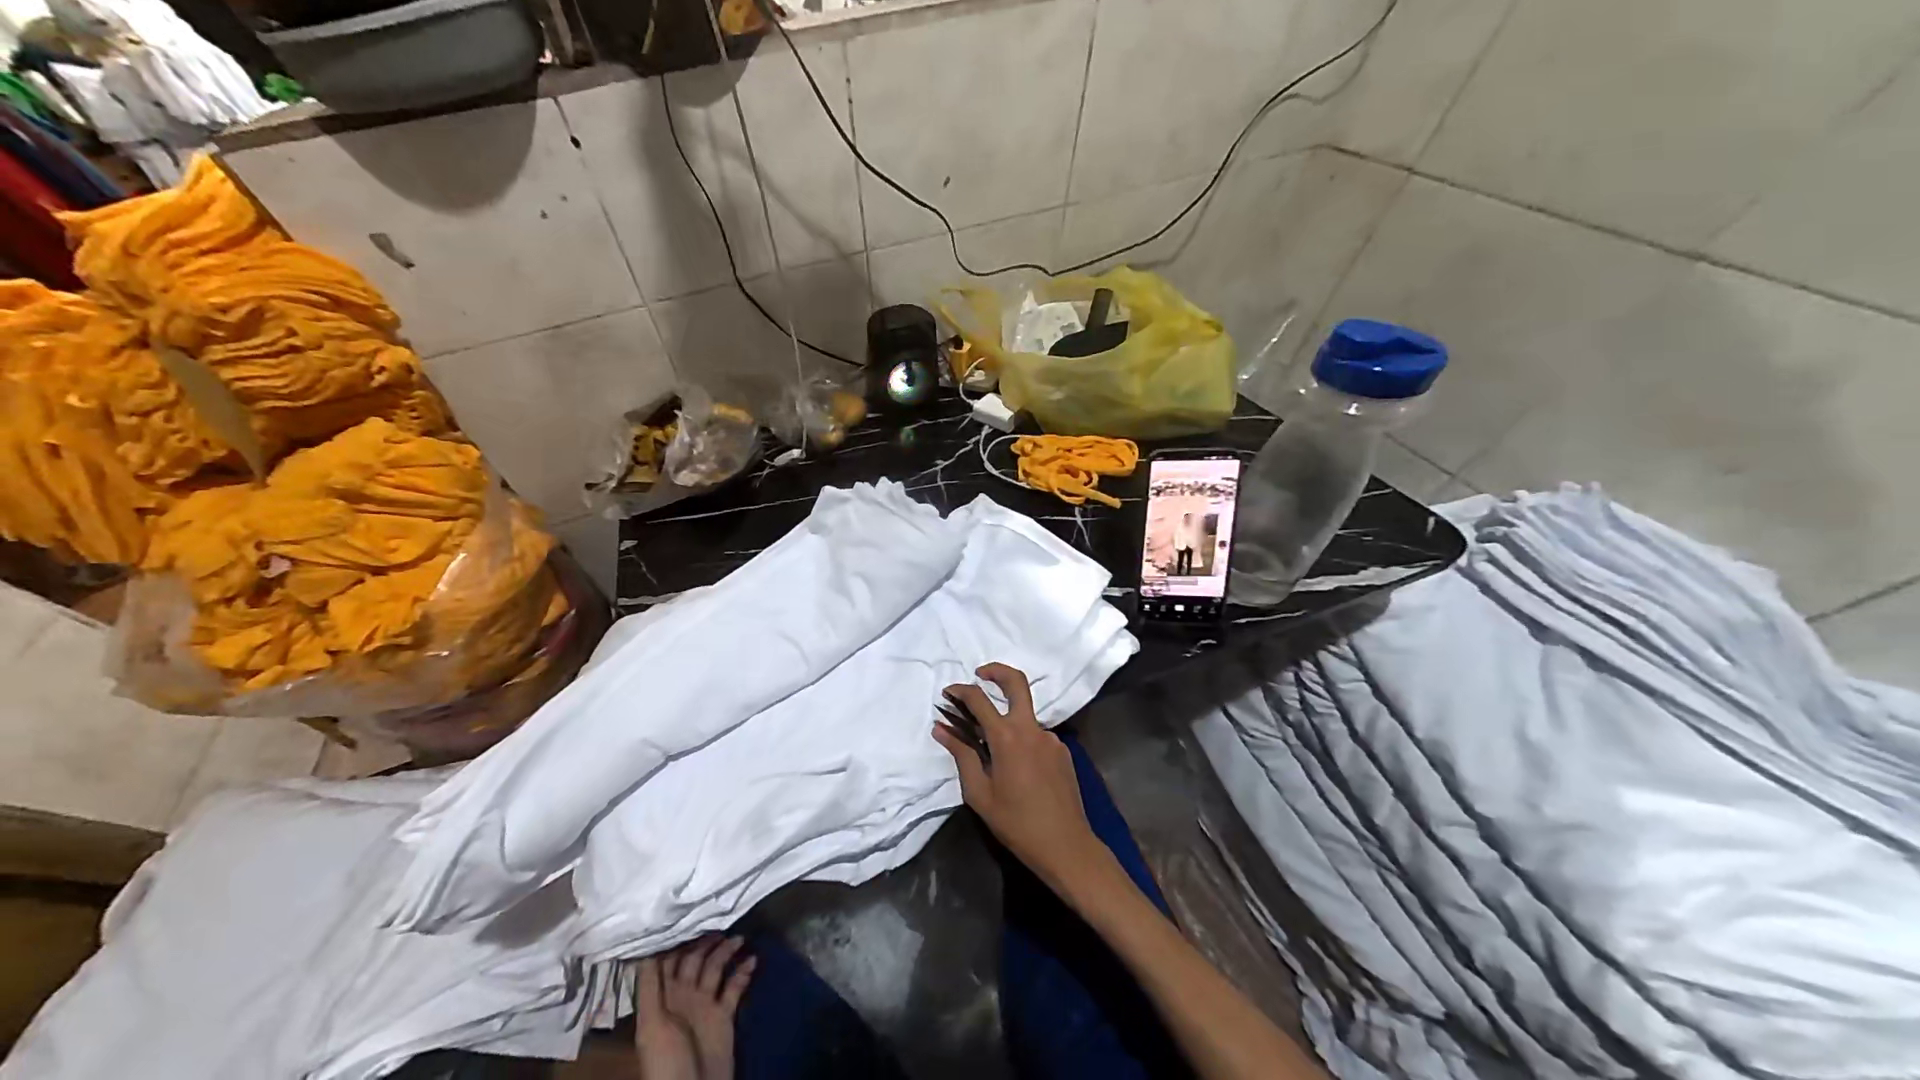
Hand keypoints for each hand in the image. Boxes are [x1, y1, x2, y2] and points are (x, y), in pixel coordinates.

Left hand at [634, 936, 755, 1079]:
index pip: (669, 961)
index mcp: (663, 997)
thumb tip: (646, 949)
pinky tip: (753, 960)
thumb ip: (650, 989)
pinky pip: (735, 988)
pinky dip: (743, 973)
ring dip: (726, 953)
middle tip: (721, 923)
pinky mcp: (725, 1015)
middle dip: (706, 942)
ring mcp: (705, 1005)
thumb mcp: (652, 1026)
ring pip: (716, 969)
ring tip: (740, 938)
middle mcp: (684, 996)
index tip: (690, 914)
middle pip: (694, 960)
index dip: (678, 940)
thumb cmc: (667, 1060)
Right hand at [934, 663, 1117, 896]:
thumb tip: (941, 728)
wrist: (1066, 845)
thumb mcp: (979, 793)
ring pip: (1025, 716)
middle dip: (996, 671)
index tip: (947, 693)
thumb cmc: (1016, 822)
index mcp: (1007, 737)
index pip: (979, 699)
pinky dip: (1022, 740)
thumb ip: (961, 755)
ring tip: (992, 749)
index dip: (959, 691)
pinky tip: (1016, 769)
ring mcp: (1051, 738)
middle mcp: (1031, 728)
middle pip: (1016, 682)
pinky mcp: (1062, 751)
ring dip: (1007, 719)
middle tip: (979, 674)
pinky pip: (1036, 736)